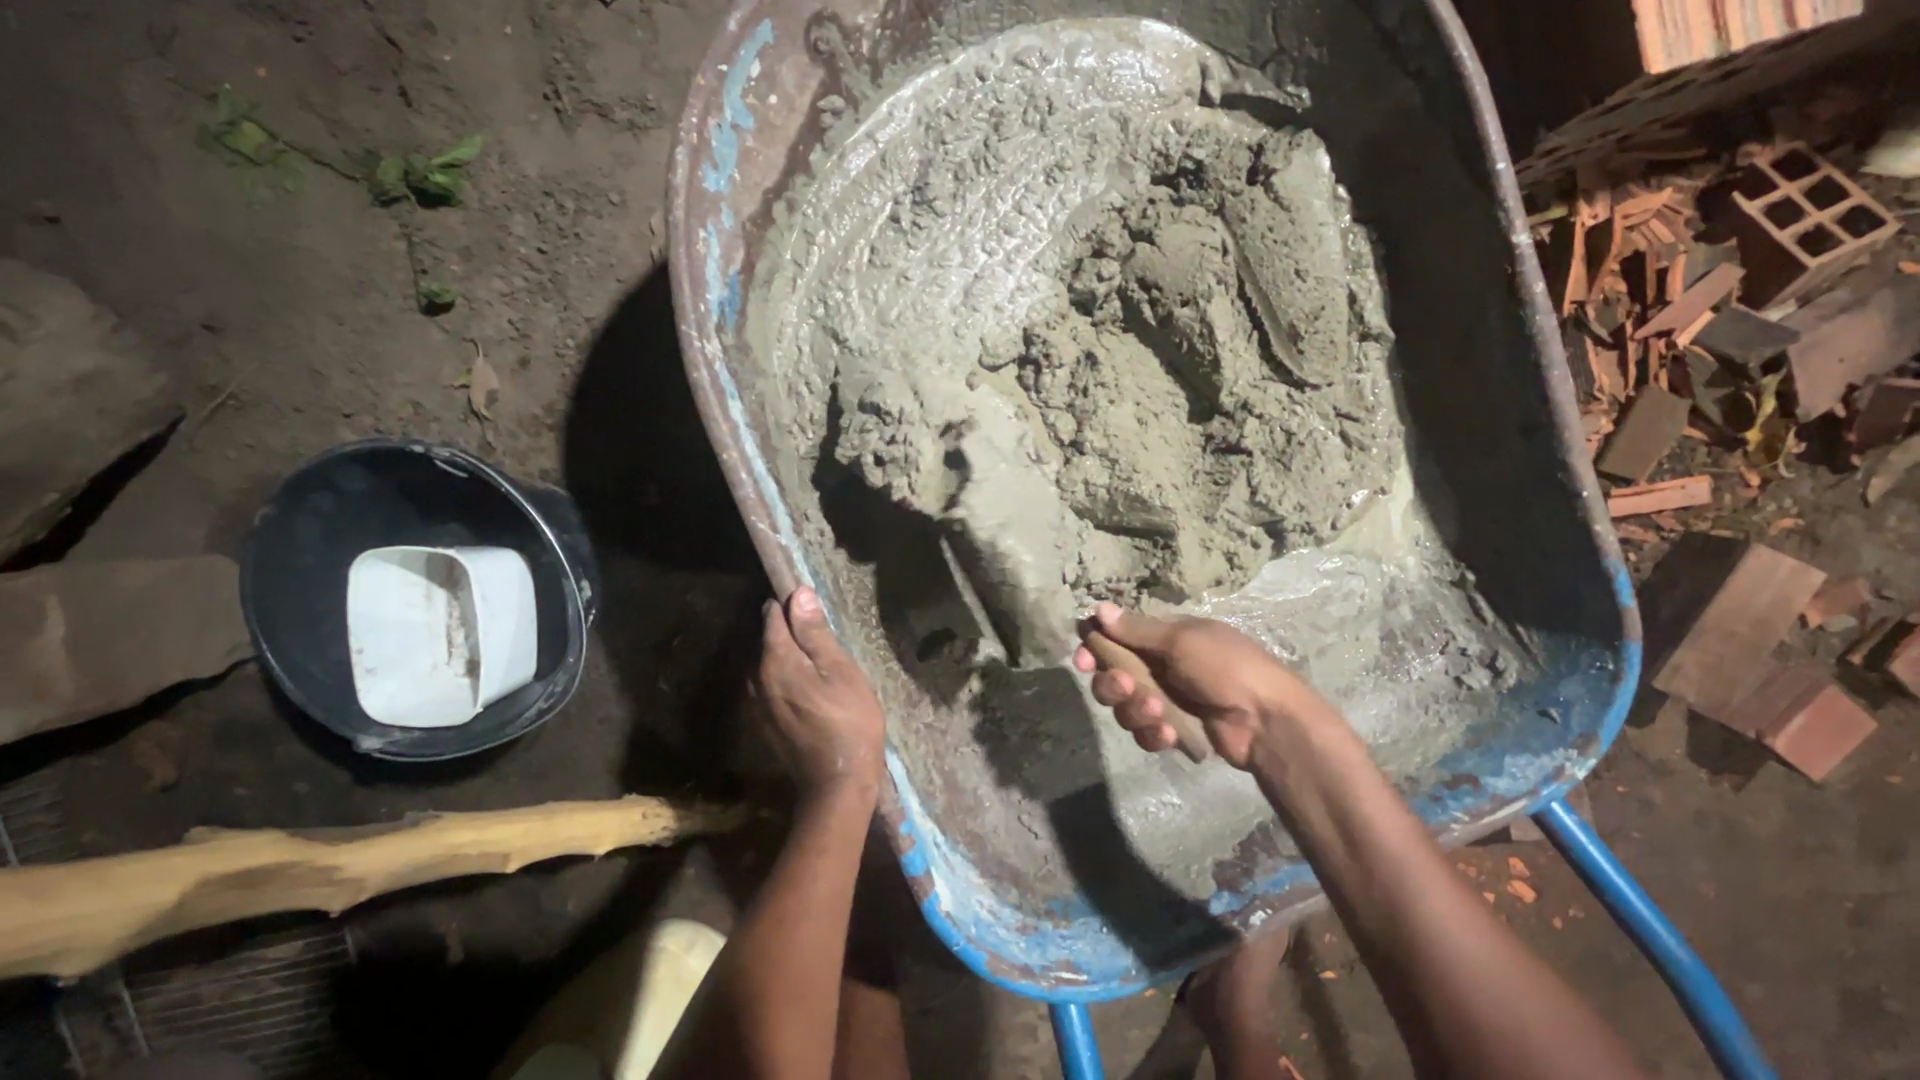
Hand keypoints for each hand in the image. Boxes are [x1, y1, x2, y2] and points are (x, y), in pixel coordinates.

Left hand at [756, 587, 885, 795]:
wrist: (836, 783)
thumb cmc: (848, 720)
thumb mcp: (840, 670)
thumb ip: (815, 632)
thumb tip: (798, 594)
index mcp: (775, 659)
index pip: (772, 615)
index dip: (790, 604)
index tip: (809, 603)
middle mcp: (755, 678)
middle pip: (765, 640)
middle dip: (785, 631)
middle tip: (817, 632)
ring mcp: (755, 704)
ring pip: (764, 665)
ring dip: (782, 657)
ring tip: (811, 659)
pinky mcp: (762, 724)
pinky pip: (767, 688)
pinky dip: (781, 681)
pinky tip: (803, 688)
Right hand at [1072, 602, 1335, 768]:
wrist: (1266, 719)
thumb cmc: (1226, 667)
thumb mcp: (1182, 641)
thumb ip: (1137, 630)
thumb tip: (1098, 609)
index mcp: (1165, 637)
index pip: (1117, 638)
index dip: (1095, 649)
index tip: (1083, 660)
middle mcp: (1161, 667)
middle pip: (1113, 676)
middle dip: (1112, 684)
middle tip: (1126, 687)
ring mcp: (1167, 701)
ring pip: (1125, 708)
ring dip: (1135, 710)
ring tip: (1158, 713)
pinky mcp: (1174, 731)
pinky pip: (1145, 733)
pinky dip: (1152, 734)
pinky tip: (1169, 734)